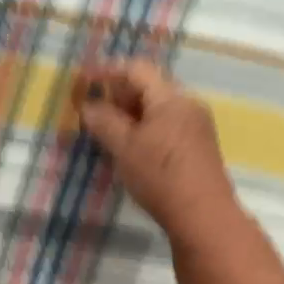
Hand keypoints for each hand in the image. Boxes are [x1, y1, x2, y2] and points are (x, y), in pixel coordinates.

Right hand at [74, 58, 236, 236]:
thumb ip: (104, 122)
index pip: (136, 69)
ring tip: (104, 129)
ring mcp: (195, 125)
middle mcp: (187, 104)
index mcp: (170, 98)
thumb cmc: (159, 175)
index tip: (82, 79)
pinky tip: (128, 146)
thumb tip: (88, 105)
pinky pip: (165, 124)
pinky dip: (142, 127)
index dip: (107, 70)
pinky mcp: (196, 145)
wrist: (202, 213)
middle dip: (117, 93)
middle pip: (148, 87)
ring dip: (128, 112)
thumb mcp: (124, 147)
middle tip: (89, 107)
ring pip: (156, 107)